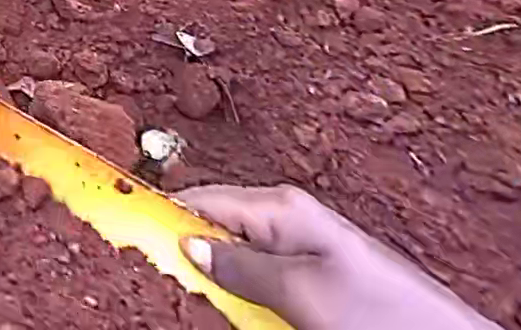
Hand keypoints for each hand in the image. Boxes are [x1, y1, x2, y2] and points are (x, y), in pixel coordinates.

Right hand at [178, 185, 500, 329]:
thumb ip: (242, 268)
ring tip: (218, 309)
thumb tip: (187, 245)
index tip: (134, 243)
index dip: (166, 218)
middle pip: (216, 228)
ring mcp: (302, 244)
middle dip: (197, 257)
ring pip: (238, 256)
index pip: (201, 201)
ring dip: (224, 282)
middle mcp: (286, 216)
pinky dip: (249, 294)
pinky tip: (247, 314)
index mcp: (280, 207)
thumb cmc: (385, 321)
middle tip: (182, 293)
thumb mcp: (305, 296)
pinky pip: (264, 276)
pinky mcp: (316, 274)